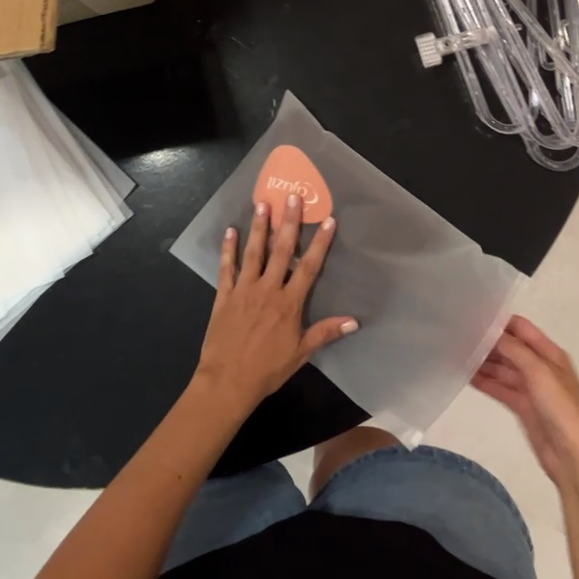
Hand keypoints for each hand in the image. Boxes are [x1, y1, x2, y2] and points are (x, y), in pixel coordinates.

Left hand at [193, 194, 356, 411]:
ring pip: (253, 252)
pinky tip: (230, 231)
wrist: (227, 382)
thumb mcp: (301, 354)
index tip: (328, 220)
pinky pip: (226, 268)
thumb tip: (354, 320)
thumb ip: (325, 332)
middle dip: (288, 222)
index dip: (319, 243)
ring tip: (262, 203)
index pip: (309, 267)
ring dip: (259, 227)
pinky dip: (228, 249)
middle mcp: (267, 290)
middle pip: (281, 250)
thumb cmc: (267, 370)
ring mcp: (244, 290)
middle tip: (291, 196)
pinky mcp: (224, 296)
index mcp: (289, 303)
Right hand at [472, 316, 578, 494]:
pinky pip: (500, 388)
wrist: (574, 457)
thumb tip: (489, 332)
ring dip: (483, 362)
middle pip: (509, 348)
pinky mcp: (522, 407)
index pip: (521, 328)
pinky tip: (465, 376)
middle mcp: (540, 367)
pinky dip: (485, 382)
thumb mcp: (539, 372)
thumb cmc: (561, 408)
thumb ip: (514, 349)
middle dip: (486, 343)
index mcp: (550, 353)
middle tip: (456, 336)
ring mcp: (531, 388)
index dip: (498, 321)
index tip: (471, 317)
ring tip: (455, 355)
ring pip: (502, 368)